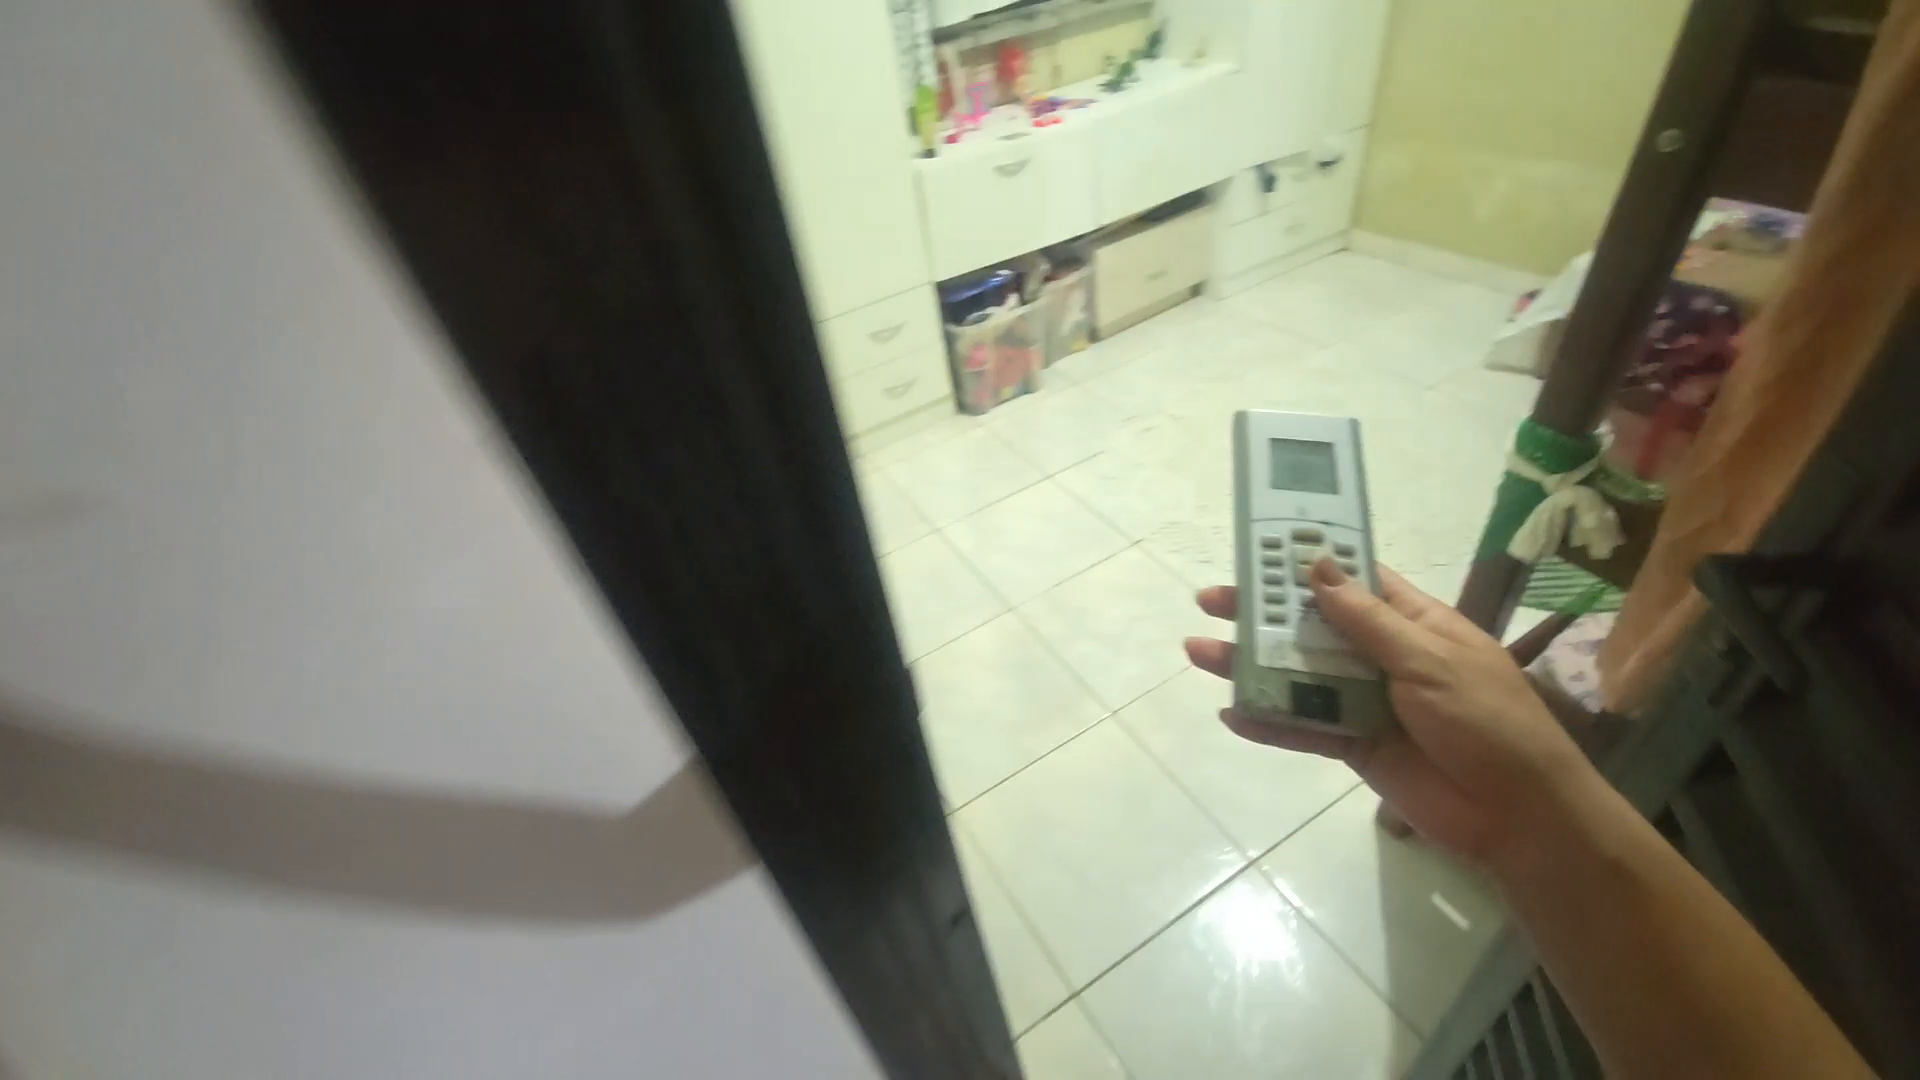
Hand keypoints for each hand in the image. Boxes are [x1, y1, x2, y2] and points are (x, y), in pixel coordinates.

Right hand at [1183, 559, 1595, 863]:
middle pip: (1309, 627)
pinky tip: (1232, 715)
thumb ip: (1367, 620)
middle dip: (1260, 613)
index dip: (1307, 564)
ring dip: (1249, 665)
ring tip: (1199, 652)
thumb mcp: (1429, 660)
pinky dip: (1268, 722)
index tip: (1260, 551)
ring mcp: (1363, 700)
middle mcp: (1380, 656)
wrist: (1519, 817)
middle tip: (1210, 602)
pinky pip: (1302, 727)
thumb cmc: (1488, 721)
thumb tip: (1317, 566)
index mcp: (1411, 624)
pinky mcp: (1352, 743)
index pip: (1352, 582)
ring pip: (1296, 675)